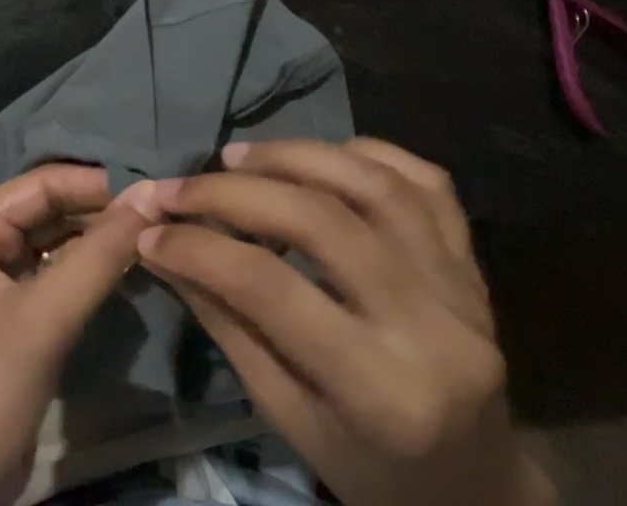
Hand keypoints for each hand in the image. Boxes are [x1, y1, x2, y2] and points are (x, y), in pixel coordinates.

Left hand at [0, 165, 160, 505]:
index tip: (154, 186)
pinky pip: (58, 269)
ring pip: (57, 238)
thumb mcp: (47, 315)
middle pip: (50, 208)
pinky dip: (92, 265)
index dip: (97, 182)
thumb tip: (150, 194)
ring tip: (156, 231)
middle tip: (162, 209)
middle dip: (102, 208)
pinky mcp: (16, 307)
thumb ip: (99, 253)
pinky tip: (131, 263)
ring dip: (100, 236)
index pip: (41, 184)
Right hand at [138, 138, 555, 505]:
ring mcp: (463, 287)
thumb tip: (163, 248)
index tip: (150, 230)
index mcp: (382, 390)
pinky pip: (424, 181)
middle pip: (322, 222)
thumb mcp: (286, 415)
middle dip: (235, 193)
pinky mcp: (474, 263)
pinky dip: (364, 154)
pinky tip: (316, 158)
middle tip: (181, 187)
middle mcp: (434, 327)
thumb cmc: (370, 467)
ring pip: (375, 186)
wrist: (476, 483)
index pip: (272, 291)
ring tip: (238, 157)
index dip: (199, 249)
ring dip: (295, 156)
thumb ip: (228, 324)